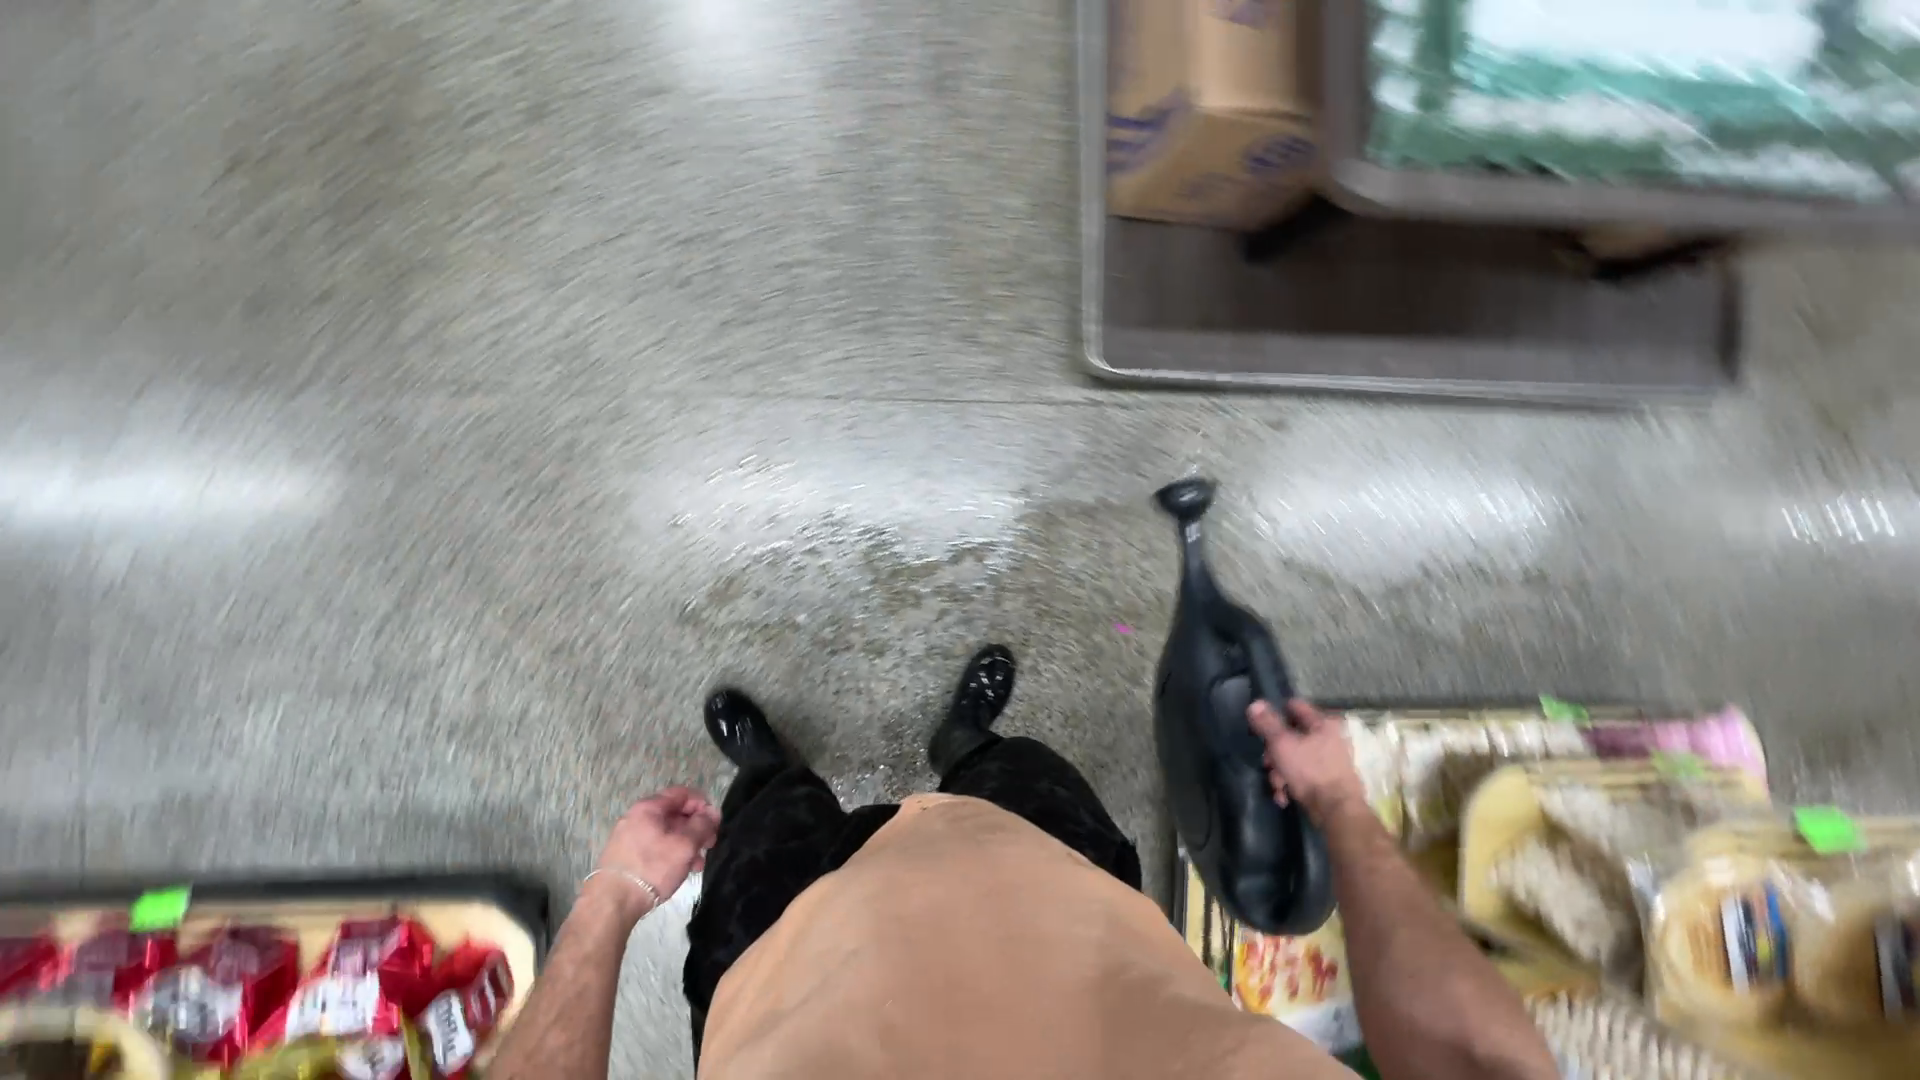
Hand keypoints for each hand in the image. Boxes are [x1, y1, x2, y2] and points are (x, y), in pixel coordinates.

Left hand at [590, 787, 721, 919]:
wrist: (611, 904)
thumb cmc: (652, 869)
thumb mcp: (685, 845)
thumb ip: (703, 825)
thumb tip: (713, 812)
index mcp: (648, 808)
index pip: (682, 794)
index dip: (702, 804)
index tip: (715, 823)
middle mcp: (635, 818)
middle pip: (674, 814)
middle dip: (696, 828)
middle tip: (709, 845)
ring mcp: (628, 838)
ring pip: (665, 833)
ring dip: (685, 844)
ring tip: (697, 864)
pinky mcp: (624, 857)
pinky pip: (654, 847)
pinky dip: (670, 854)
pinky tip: (679, 871)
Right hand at [1248, 699, 1365, 820]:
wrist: (1337, 811)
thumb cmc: (1310, 771)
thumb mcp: (1282, 743)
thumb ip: (1267, 723)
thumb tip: (1255, 704)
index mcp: (1323, 723)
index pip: (1294, 706)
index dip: (1274, 715)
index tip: (1261, 729)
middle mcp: (1330, 738)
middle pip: (1291, 736)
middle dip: (1274, 753)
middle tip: (1267, 764)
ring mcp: (1330, 760)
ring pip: (1294, 758)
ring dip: (1280, 772)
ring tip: (1277, 786)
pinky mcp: (1329, 780)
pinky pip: (1303, 775)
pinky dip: (1291, 784)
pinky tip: (1284, 796)